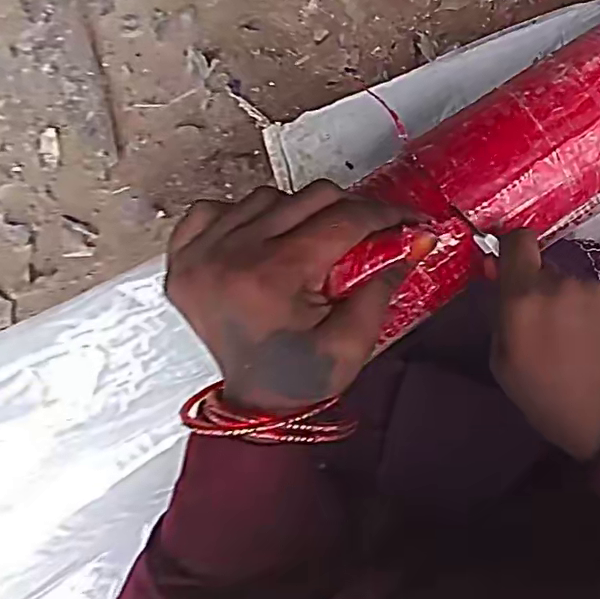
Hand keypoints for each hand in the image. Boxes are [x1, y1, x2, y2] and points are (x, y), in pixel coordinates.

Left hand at [166, 182, 413, 412]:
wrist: (255, 402)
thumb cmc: (305, 377)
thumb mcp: (355, 341)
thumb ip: (384, 285)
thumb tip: (416, 239)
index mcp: (273, 278)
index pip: (343, 221)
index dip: (385, 214)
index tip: (410, 218)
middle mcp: (231, 255)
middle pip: (311, 198)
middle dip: (351, 212)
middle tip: (369, 235)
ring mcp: (201, 251)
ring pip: (271, 196)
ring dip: (301, 213)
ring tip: (314, 243)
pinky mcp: (183, 255)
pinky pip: (220, 207)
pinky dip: (248, 214)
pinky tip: (265, 238)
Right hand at [487, 231, 599, 460]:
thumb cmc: (546, 397)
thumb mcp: (502, 362)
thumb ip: (499, 314)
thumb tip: (500, 281)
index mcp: (522, 298)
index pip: (517, 241)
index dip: (511, 249)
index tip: (509, 267)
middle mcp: (558, 283)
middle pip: (541, 269)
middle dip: (537, 288)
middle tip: (541, 324)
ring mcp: (591, 288)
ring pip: (567, 283)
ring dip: (564, 300)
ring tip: (570, 338)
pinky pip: (590, 295)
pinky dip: (587, 310)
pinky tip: (591, 339)